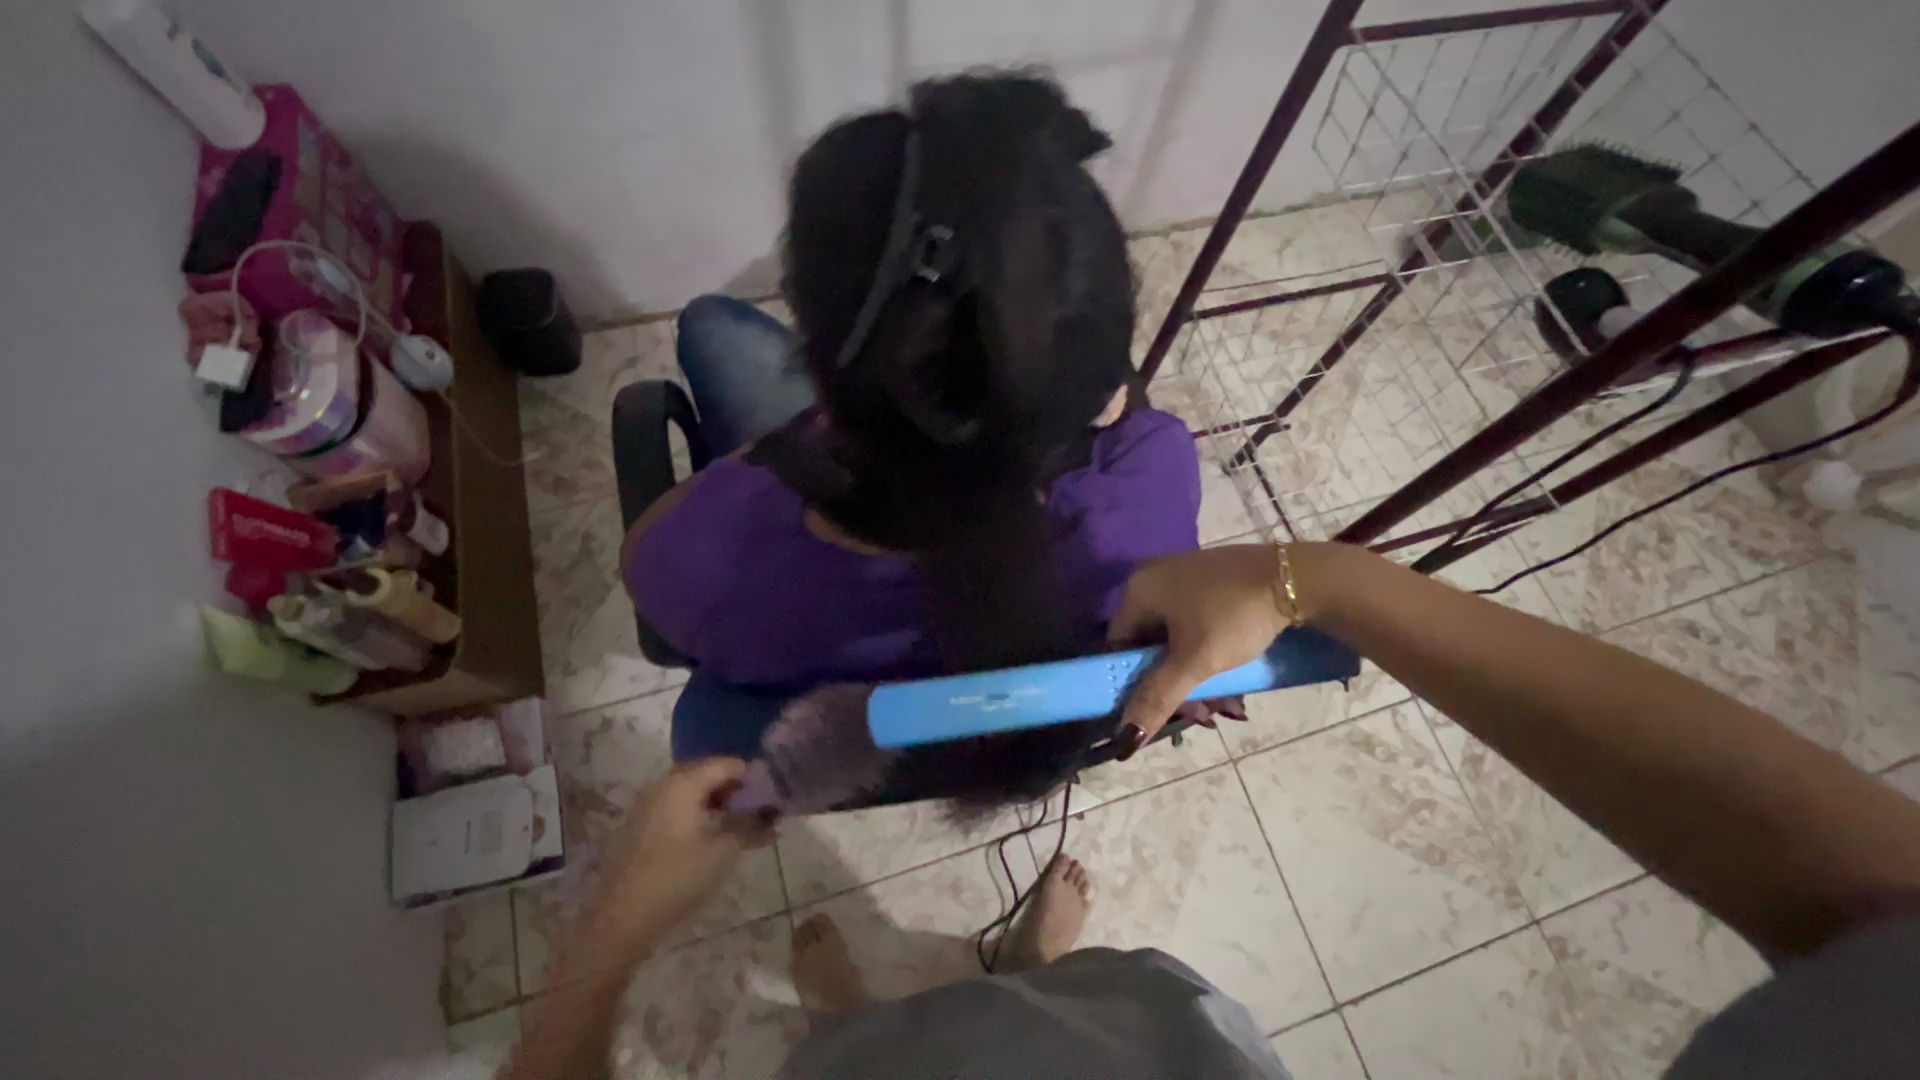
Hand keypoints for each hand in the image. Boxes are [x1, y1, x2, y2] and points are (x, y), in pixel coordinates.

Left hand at [590, 758, 773, 938]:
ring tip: (740, 824)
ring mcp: (648, 805)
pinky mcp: (641, 826)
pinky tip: (712, 837)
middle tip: (759, 808)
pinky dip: (698, 814)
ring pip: (691, 791)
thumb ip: (751, 828)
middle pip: (707, 773)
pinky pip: (676, 807)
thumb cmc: (677, 879)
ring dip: (717, 802)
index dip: (753, 776)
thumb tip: (774, 819)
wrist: (622, 919)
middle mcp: (663, 785)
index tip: (774, 794)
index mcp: (684, 783)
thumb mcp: (723, 852)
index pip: (727, 764)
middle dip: (735, 788)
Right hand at [1108, 543, 1309, 749]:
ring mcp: (1185, 575)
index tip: (1158, 708)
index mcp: (1138, 590)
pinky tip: (1229, 674)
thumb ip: (1157, 699)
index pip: (1118, 644)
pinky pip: (1195, 621)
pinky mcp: (1213, 579)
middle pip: (1149, 643)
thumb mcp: (1195, 662)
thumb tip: (1124, 742)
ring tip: (1223, 702)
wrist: (1297, 579)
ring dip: (1192, 673)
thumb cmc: (1235, 617)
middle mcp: (1154, 577)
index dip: (1132, 681)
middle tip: (1201, 712)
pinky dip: (1206, 650)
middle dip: (1171, 683)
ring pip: (1175, 636)